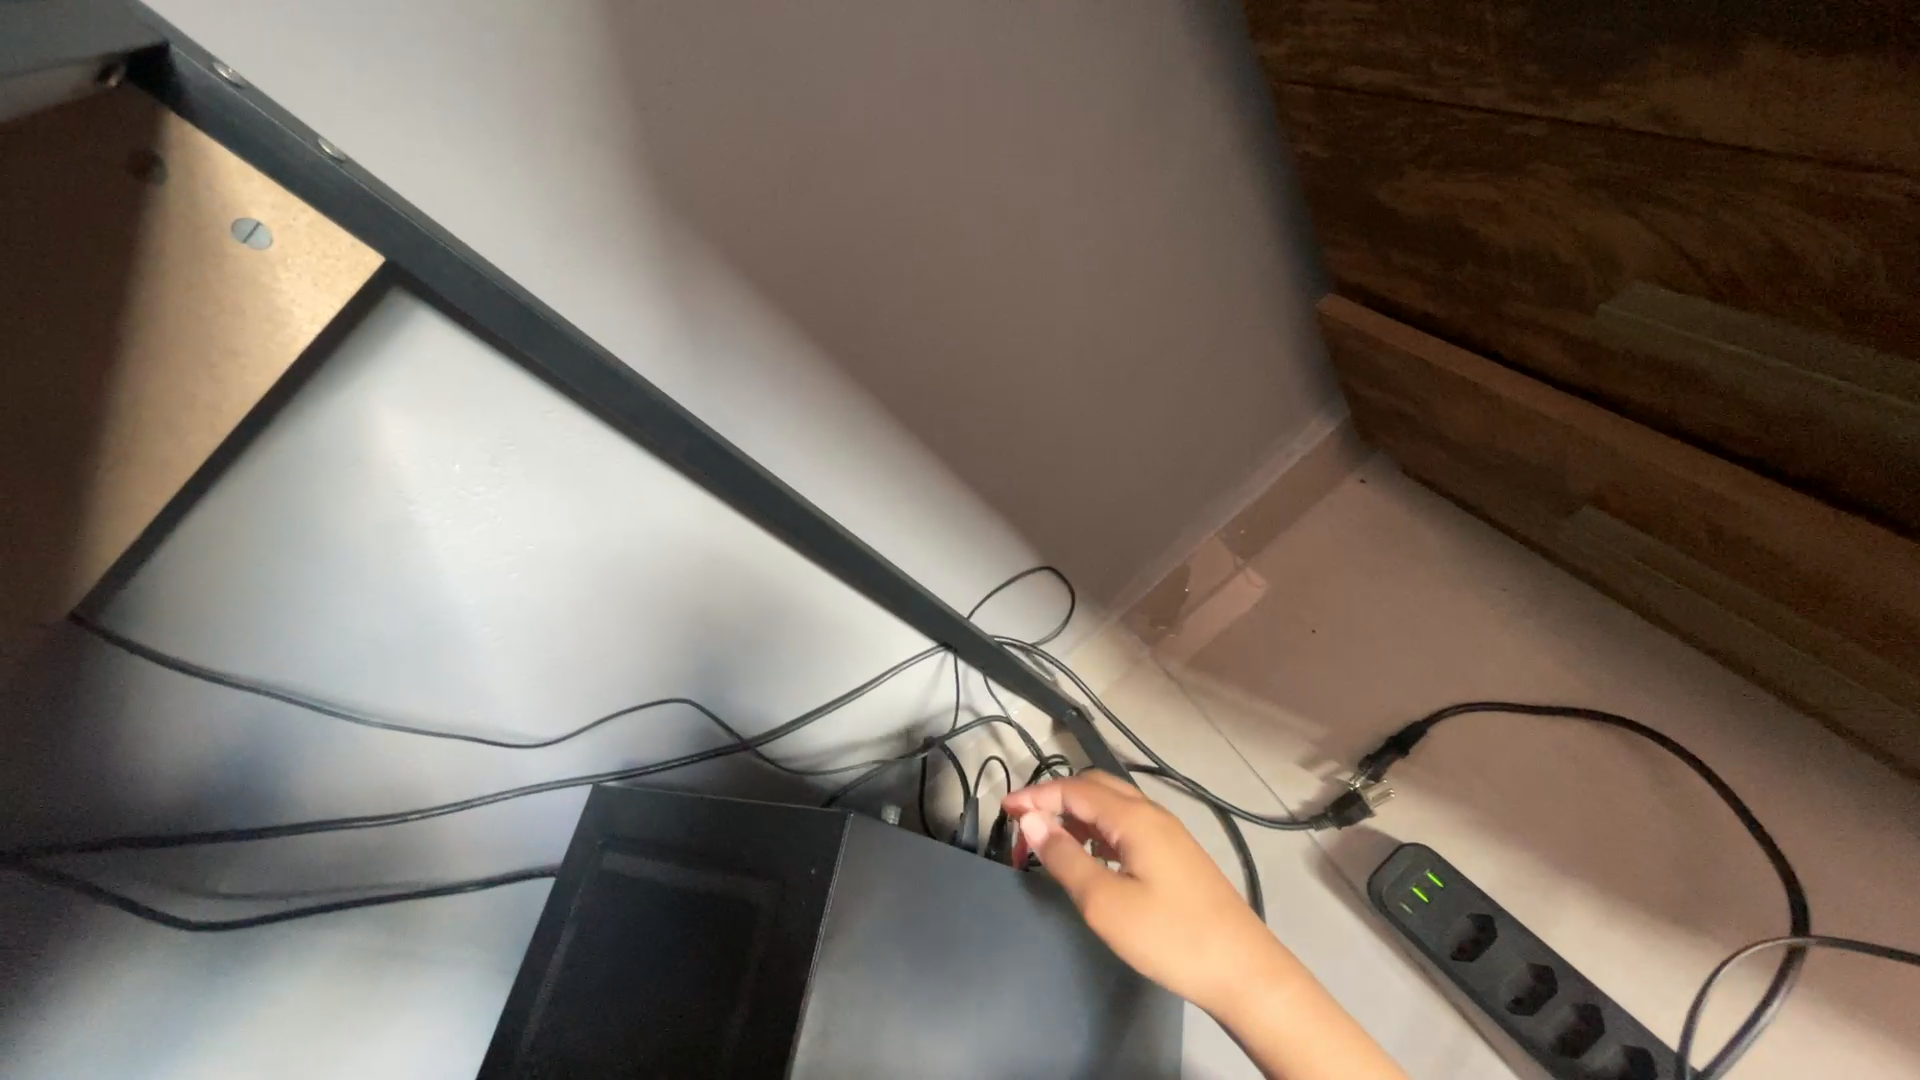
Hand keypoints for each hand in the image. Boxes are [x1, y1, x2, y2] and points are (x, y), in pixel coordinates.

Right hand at [1001, 770, 1290, 1015]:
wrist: (1244, 971)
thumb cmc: (1169, 935)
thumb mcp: (1104, 902)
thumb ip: (1064, 856)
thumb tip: (1031, 819)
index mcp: (1133, 817)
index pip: (1074, 788)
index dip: (1036, 795)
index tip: (1004, 809)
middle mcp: (1152, 814)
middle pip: (1095, 786)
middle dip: (1055, 797)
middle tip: (1025, 824)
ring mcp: (1168, 833)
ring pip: (1113, 805)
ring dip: (1077, 813)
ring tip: (1049, 841)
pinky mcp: (1176, 854)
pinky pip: (1127, 825)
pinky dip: (1098, 829)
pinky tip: (1089, 857)